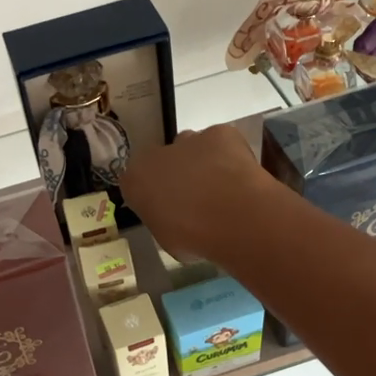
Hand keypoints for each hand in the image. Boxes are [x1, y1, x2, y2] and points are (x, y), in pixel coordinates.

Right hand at [119, 124, 281, 261]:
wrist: (233, 218)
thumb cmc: (193, 238)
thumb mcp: (168, 241)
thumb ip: (165, 221)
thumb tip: (176, 220)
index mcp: (135, 181)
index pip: (136, 183)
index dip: (153, 195)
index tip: (167, 209)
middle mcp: (155, 155)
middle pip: (163, 161)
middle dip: (176, 174)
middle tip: (195, 200)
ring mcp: (188, 140)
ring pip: (191, 147)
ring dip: (201, 162)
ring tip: (222, 188)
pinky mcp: (220, 133)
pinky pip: (222, 143)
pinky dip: (230, 156)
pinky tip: (241, 177)